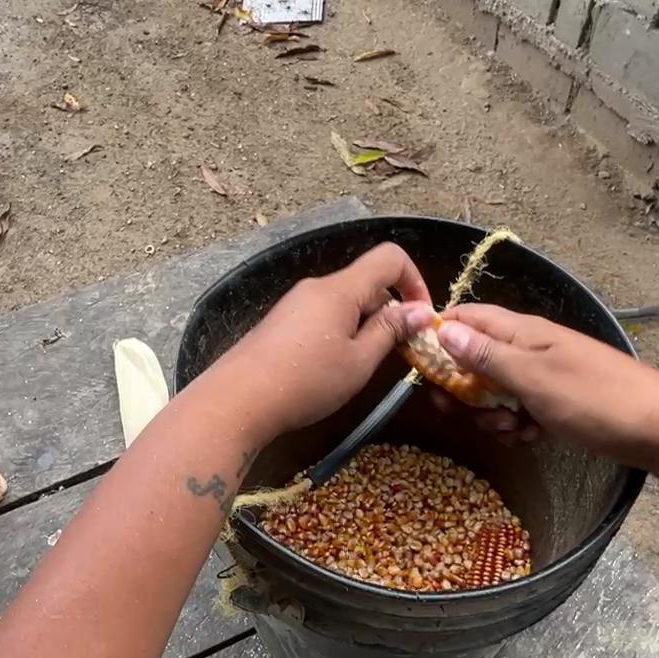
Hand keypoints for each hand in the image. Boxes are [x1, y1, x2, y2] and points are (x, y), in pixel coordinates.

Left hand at [201, 242, 433, 440]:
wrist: (238, 400)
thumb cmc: (306, 382)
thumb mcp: (359, 361)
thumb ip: (391, 331)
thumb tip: (420, 311)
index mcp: (340, 289)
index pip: (389, 257)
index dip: (415, 281)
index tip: (421, 318)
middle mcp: (317, 287)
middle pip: (366, 283)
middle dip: (390, 312)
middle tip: (397, 354)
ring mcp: (295, 304)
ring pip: (344, 303)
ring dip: (364, 326)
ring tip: (361, 367)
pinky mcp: (281, 322)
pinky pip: (322, 316)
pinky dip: (340, 332)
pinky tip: (331, 368)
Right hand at [432, 304, 658, 470]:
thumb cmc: (595, 398)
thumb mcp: (533, 377)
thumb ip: (485, 356)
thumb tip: (442, 330)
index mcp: (521, 332)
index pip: (465, 318)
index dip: (438, 336)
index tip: (422, 367)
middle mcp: (527, 348)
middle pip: (472, 359)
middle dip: (463, 389)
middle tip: (465, 411)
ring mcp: (542, 375)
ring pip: (493, 391)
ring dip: (492, 414)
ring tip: (515, 428)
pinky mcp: (554, 402)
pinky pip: (518, 410)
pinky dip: (516, 426)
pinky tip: (531, 437)